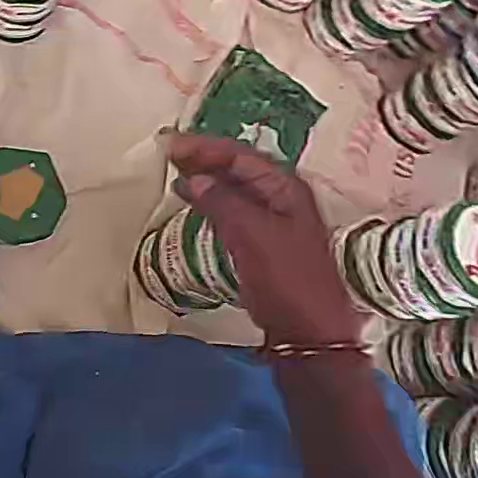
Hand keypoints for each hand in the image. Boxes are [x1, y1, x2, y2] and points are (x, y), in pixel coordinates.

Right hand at [165, 132, 360, 345]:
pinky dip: (212, 203)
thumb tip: (192, 179)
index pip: (241, 155)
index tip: (172, 145)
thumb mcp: (252, 235)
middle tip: (170, 154)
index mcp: (285, 188)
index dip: (205, 148)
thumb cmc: (286, 278)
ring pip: (235, 189)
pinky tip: (196, 203)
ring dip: (207, 179)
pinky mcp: (264, 242)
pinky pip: (234, 211)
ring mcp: (274, 220)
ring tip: (177, 173)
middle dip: (205, 159)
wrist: (308, 332)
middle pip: (239, 168)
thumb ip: (221, 202)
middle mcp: (282, 198)